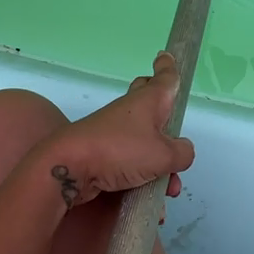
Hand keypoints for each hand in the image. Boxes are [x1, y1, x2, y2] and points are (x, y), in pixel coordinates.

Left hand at [36, 52, 195, 207]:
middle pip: (149, 101)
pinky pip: (131, 159)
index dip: (169, 67)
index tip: (167, 55)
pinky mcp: (103, 151)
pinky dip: (144, 175)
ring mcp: (114, 131)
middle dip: (164, 110)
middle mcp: (131, 112)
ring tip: (168, 188)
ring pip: (144, 138)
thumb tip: (182, 152)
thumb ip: (182, 153)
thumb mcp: (164, 156)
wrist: (70, 167)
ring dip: (161, 161)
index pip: (164, 78)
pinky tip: (151, 198)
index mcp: (148, 102)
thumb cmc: (120, 151)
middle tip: (172, 119)